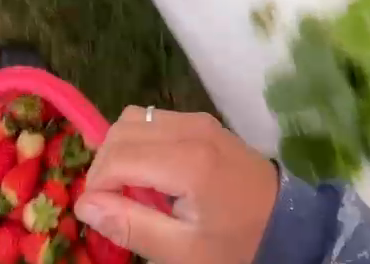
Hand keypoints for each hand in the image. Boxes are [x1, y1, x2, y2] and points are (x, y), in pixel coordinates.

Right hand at [73, 107, 279, 263]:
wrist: (285, 220)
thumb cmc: (234, 243)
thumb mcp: (183, 250)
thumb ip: (131, 225)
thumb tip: (85, 204)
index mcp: (187, 161)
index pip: (118, 157)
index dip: (96, 184)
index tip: (96, 213)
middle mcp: (188, 128)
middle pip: (121, 130)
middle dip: (103, 164)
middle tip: (109, 202)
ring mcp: (195, 118)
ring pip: (132, 117)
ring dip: (118, 148)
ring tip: (127, 187)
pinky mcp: (199, 118)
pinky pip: (151, 117)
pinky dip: (136, 139)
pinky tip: (147, 171)